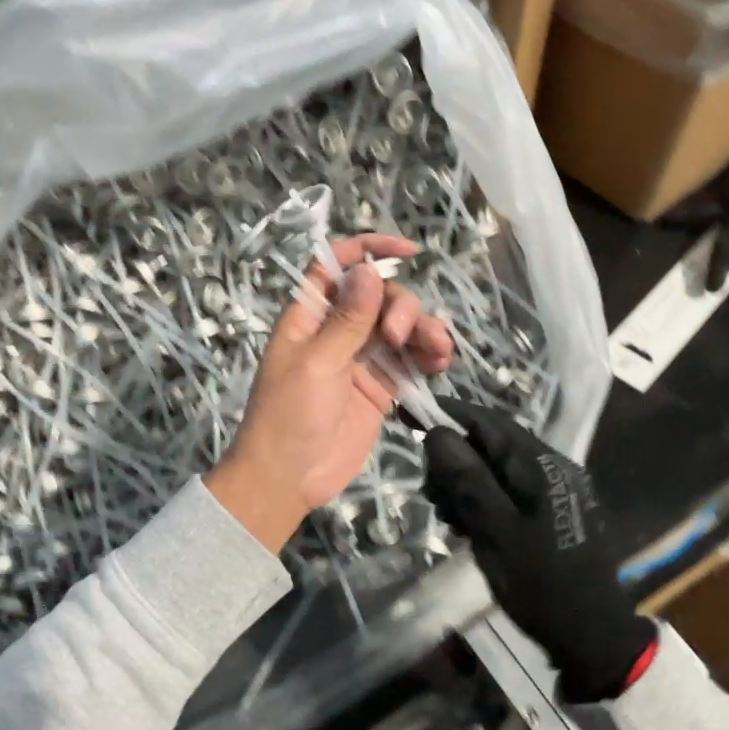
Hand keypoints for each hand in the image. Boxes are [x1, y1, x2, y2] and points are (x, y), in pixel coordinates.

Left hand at [208, 235, 453, 551]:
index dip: (367, 250)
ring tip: (436, 350)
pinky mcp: (381, 387)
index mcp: (309, 316)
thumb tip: (368, 269)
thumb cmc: (288, 415)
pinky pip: (411, 360)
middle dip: (399, 307)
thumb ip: (347, 319)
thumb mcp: (317, 363)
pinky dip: (428, 356)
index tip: (407, 251)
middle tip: (397, 336)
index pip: (336, 266)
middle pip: (380, 296)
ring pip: (401, 326)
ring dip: (423, 329)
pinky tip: (440, 362)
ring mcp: (361, 359)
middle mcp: (337, 330)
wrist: (288, 478)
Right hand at [420, 398, 654, 701]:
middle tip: (429, 493)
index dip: (445, 414)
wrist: (590, 636)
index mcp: (541, 465)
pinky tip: (466, 526)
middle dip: (452, 459)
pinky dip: (481, 500)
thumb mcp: (496, 531)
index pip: (486, 421)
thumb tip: (437, 432)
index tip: (408, 414)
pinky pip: (507, 491)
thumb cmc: (541, 583)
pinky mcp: (551, 511)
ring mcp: (554, 489)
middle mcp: (551, 467)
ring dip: (463, 483)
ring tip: (446, 516)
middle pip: (489, 443)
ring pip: (495, 469)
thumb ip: (468, 478)